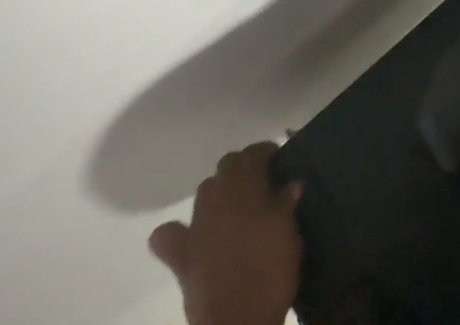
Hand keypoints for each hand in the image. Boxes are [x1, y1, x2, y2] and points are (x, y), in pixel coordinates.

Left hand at [150, 142, 303, 324]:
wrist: (239, 321)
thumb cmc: (272, 273)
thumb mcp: (290, 235)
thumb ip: (287, 204)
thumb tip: (290, 183)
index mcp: (245, 190)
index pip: (251, 154)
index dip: (265, 152)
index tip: (279, 159)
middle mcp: (216, 200)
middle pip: (226, 167)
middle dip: (242, 167)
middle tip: (263, 182)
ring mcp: (195, 227)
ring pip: (204, 191)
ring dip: (220, 192)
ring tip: (238, 207)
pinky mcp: (181, 256)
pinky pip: (169, 234)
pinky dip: (178, 230)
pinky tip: (192, 236)